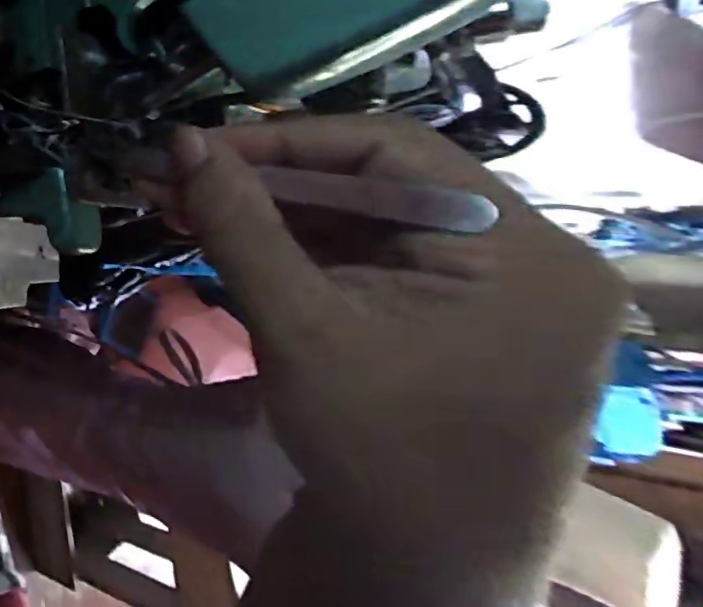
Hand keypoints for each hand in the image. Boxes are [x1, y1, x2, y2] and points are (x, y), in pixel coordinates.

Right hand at [155, 117, 626, 605]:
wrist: (407, 583)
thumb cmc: (375, 457)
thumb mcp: (299, 327)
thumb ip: (238, 222)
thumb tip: (179, 139)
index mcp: (524, 253)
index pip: (392, 151)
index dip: (286, 140)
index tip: (200, 146)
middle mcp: (517, 256)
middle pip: (370, 181)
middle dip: (263, 178)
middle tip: (179, 173)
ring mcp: (479, 285)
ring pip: (352, 215)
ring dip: (264, 208)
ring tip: (182, 198)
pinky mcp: (437, 310)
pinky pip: (354, 252)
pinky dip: (284, 240)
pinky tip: (221, 230)